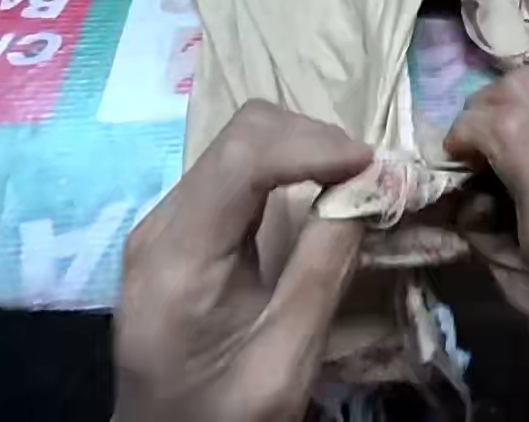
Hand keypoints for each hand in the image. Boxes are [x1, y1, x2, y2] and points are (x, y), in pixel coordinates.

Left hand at [115, 102, 372, 421]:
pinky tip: (312, 179)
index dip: (310, 145)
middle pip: (240, 135)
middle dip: (310, 138)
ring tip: (345, 172)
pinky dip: (284, 158)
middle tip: (363, 171)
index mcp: (178, 262)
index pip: (241, 161)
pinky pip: (235, 162)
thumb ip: (322, 270)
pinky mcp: (178, 218)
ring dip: (300, 142)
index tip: (368, 162)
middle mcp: (161, 222)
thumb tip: (364, 187)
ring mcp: (164, 216)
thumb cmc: (223, 421)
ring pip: (239, 138)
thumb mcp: (285, 366)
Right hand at [447, 70, 528, 421]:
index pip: (504, 124)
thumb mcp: (515, 289)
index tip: (454, 156)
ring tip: (511, 167)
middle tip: (474, 149)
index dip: (466, 128)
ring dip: (511, 123)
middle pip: (519, 89)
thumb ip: (478, 226)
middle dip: (481, 109)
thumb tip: (456, 185)